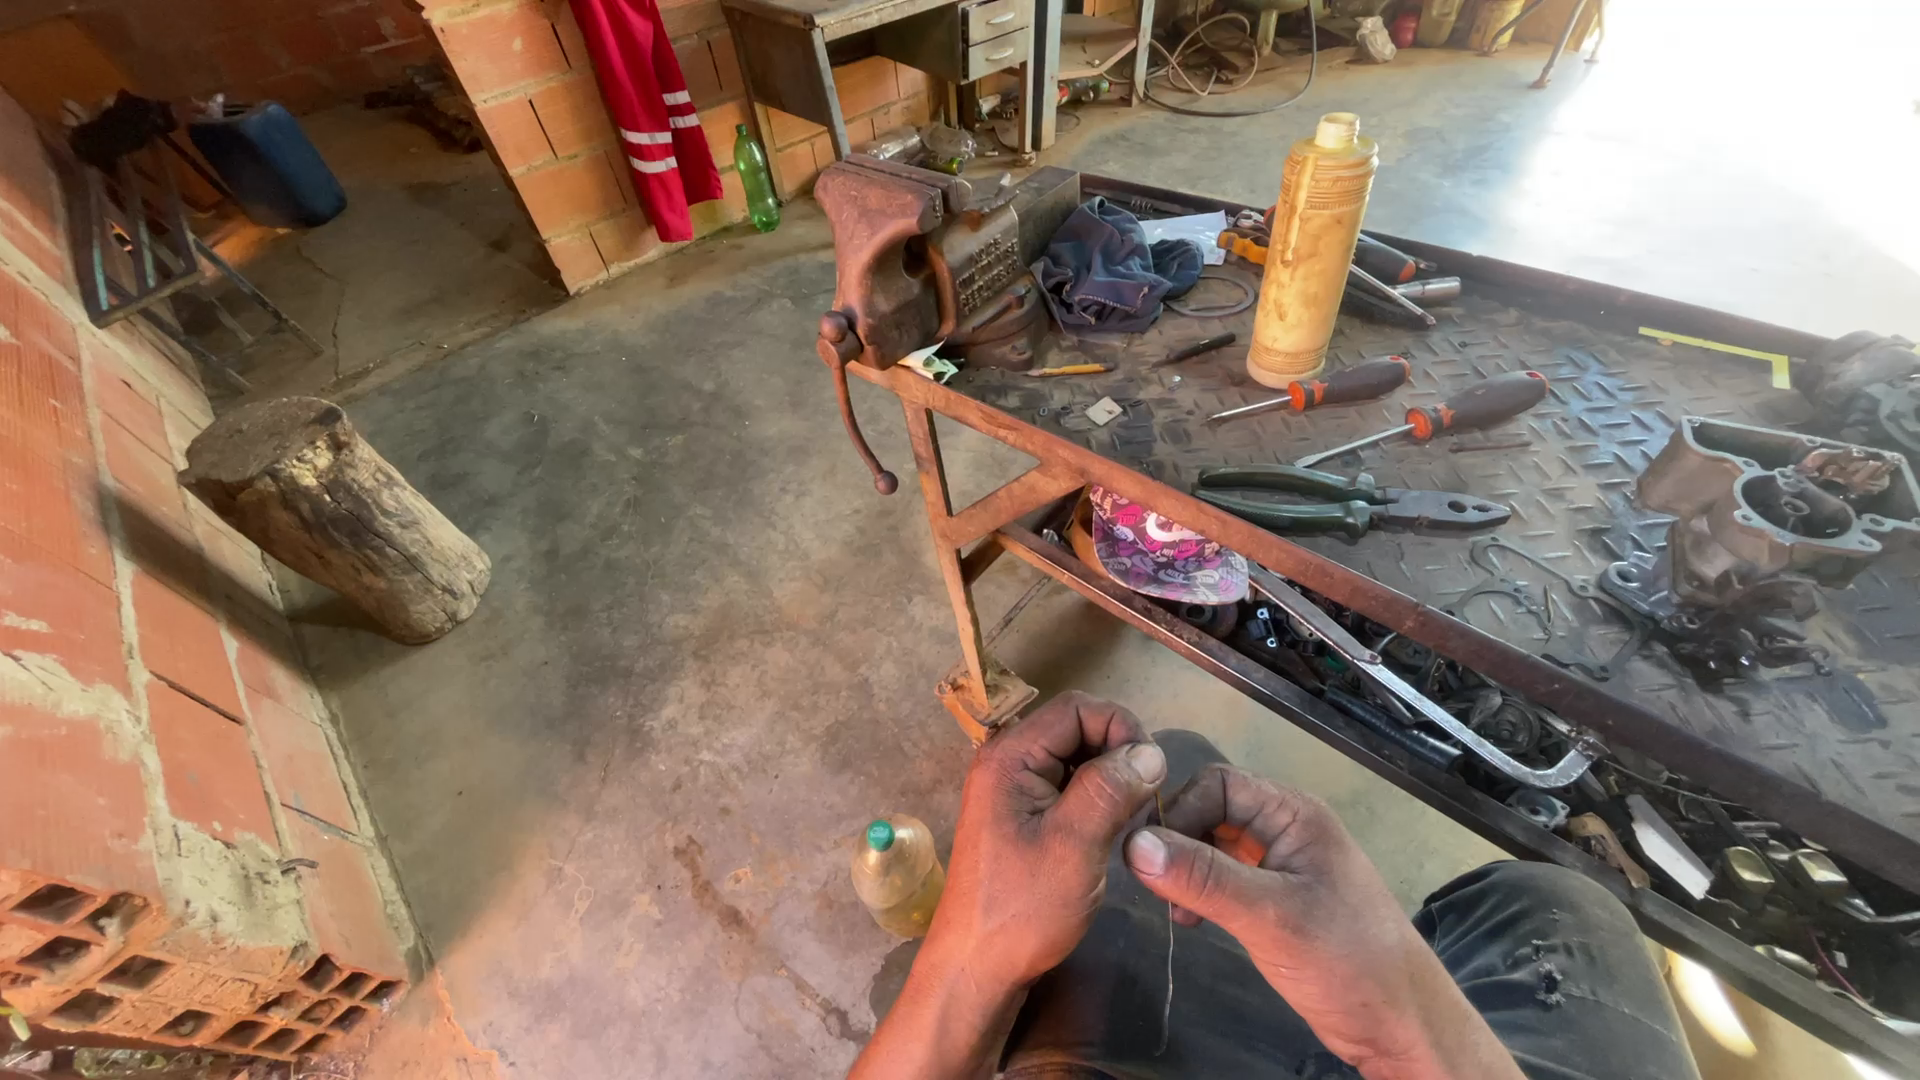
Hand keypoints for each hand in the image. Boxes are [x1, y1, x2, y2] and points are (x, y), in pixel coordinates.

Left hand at [926, 690, 1167, 992]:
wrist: (976, 967)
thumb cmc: (1022, 908)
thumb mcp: (1073, 846)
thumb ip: (1110, 790)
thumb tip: (1151, 750)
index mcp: (1010, 755)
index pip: (1076, 707)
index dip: (1121, 726)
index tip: (1151, 772)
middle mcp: (1008, 759)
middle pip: (1076, 727)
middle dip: (1118, 754)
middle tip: (1146, 802)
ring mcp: (1013, 786)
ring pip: (1076, 757)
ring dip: (1111, 779)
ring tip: (1132, 822)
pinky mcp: (1022, 812)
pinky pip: (1067, 785)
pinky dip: (1096, 798)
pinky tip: (1111, 831)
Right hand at [1124, 764, 1523, 1079]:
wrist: (1407, 1032)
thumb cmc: (1346, 961)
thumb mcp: (1269, 916)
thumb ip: (1202, 877)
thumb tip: (1132, 845)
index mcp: (1293, 813)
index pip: (1217, 784)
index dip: (1180, 812)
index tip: (1152, 856)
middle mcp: (1285, 827)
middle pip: (1212, 809)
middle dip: (1179, 842)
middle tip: (1156, 884)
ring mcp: (1282, 861)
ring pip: (1214, 842)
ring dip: (1187, 869)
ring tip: (1175, 908)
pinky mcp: (1277, 895)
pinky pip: (1225, 873)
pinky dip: (1202, 890)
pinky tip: (1193, 919)